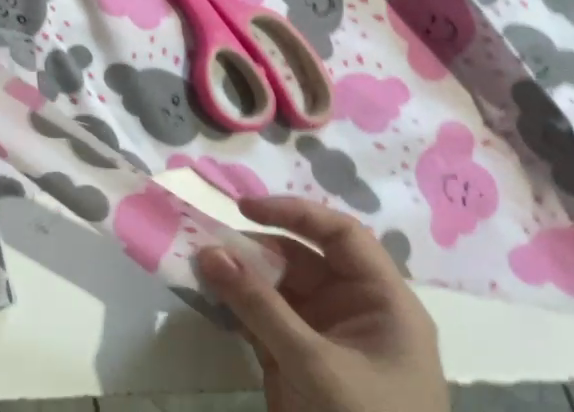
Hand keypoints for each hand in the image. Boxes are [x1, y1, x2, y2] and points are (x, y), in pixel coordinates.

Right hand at [200, 196, 447, 411]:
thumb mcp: (315, 363)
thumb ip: (260, 306)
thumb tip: (208, 250)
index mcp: (382, 303)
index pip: (342, 236)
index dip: (295, 213)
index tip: (242, 209)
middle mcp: (352, 309)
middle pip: (296, 257)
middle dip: (248, 249)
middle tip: (199, 244)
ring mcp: (321, 332)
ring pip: (270, 284)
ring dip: (232, 274)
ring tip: (190, 266)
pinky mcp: (293, 354)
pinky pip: (256, 313)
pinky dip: (228, 301)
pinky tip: (199, 293)